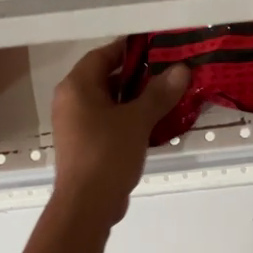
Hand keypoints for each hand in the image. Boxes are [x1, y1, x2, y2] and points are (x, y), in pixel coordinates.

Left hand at [49, 40, 189, 226]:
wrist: (86, 205)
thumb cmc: (107, 154)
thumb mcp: (138, 120)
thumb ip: (159, 93)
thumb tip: (181, 69)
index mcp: (77, 86)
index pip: (104, 54)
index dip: (131, 49)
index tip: (159, 48)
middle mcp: (71, 101)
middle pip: (107, 78)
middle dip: (139, 76)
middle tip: (171, 73)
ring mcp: (76, 124)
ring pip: (110, 102)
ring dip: (137, 100)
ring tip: (170, 96)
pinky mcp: (85, 144)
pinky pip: (109, 122)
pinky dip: (130, 119)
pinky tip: (157, 123)